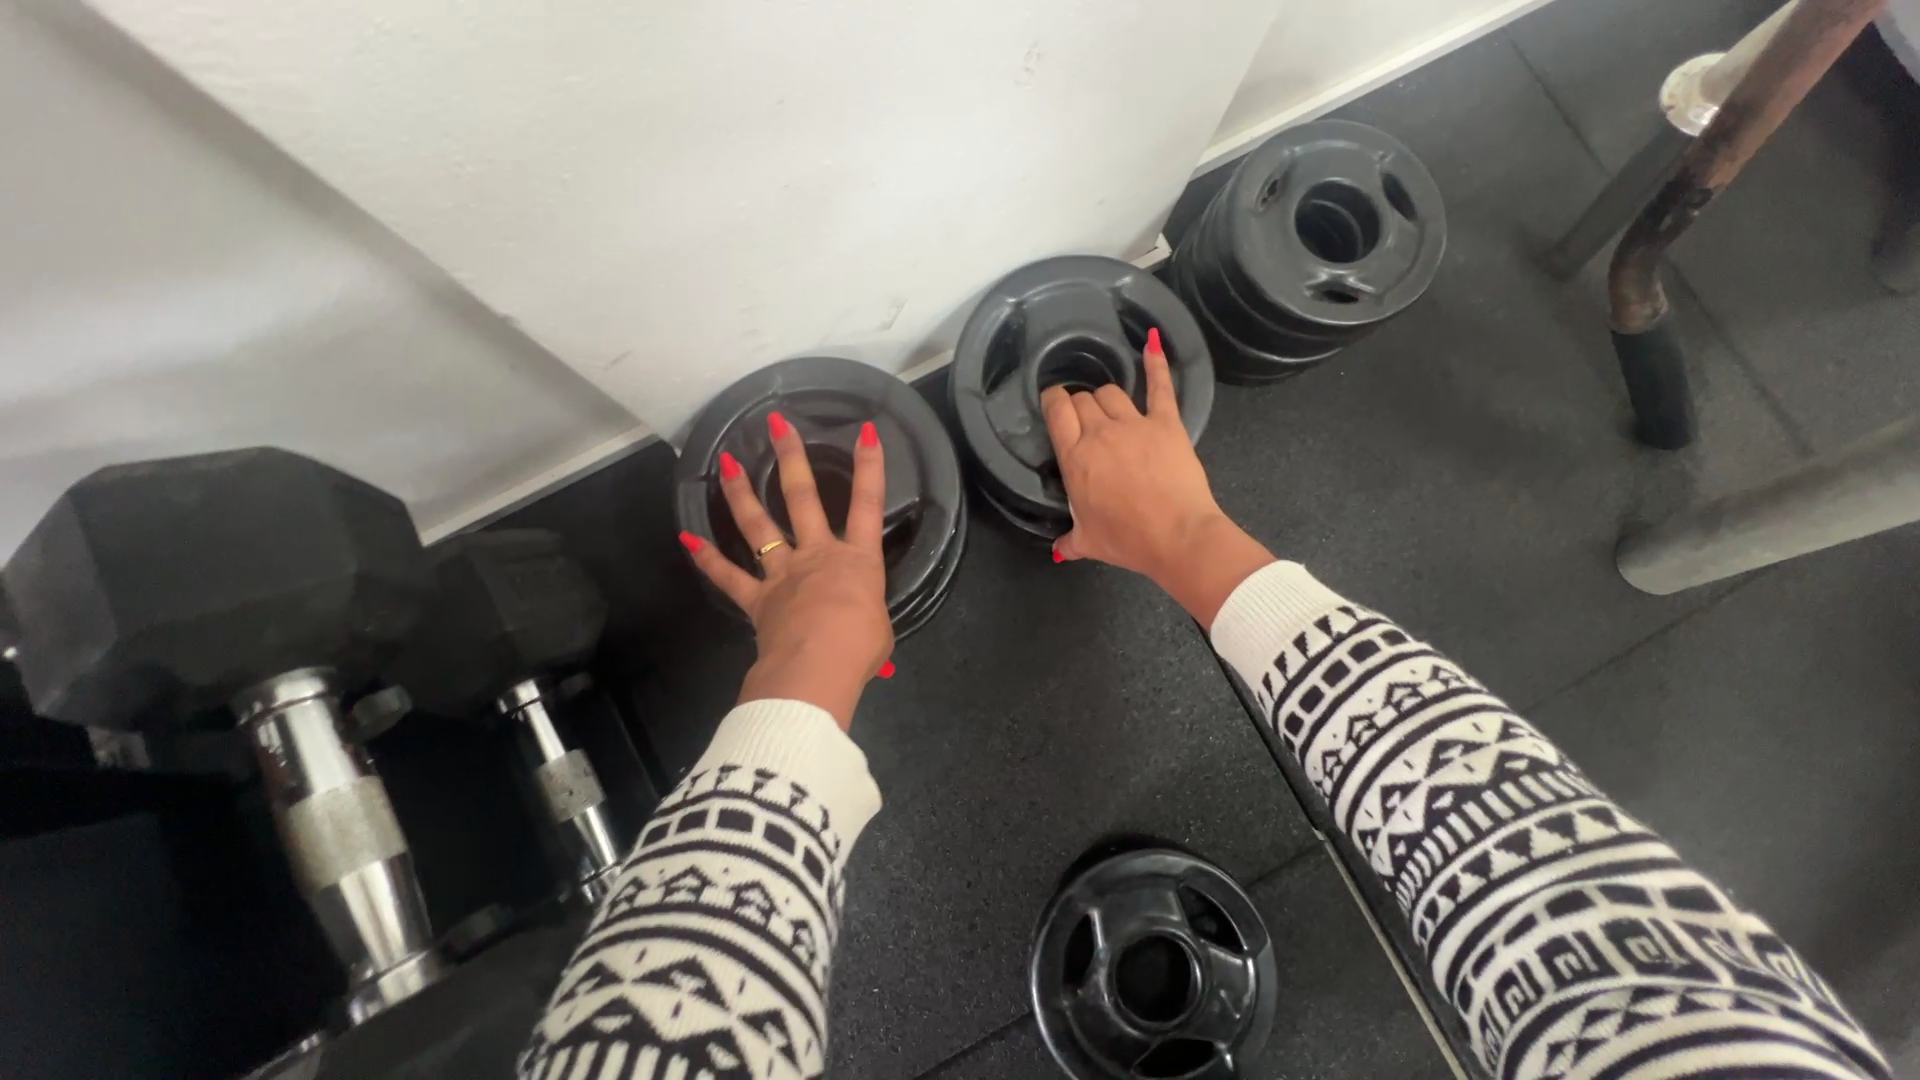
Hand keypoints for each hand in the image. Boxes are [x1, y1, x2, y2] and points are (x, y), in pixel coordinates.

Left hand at [680, 413, 893, 729]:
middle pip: (802, 497)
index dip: (870, 467)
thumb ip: (865, 610)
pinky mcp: (757, 599)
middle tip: (777, 424)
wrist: (817, 670)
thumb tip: (857, 619)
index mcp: (857, 561)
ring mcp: (783, 573)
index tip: (863, 431)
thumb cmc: (858, 648)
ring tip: (727, 462)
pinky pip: (728, 576)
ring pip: (759, 525)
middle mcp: (818, 555)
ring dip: (741, 491)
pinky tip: (687, 538)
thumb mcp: (879, 627)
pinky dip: (707, 558)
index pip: (868, 505)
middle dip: (791, 457)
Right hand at [1042, 328, 1274, 628]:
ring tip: (1108, 406)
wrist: (1178, 537)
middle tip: (1084, 419)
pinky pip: (1159, 387)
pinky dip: (1156, 363)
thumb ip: (1068, 541)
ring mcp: (1135, 425)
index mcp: (1075, 458)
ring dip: (1106, 396)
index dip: (1054, 401)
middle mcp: (1101, 434)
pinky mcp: (1167, 424)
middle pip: (1084, 400)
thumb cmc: (1128, 540)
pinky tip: (1151, 344)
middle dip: (1080, 404)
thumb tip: (1057, 550)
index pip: (1057, 411)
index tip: (1054, 404)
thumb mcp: (1088, 542)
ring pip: (1112, 392)